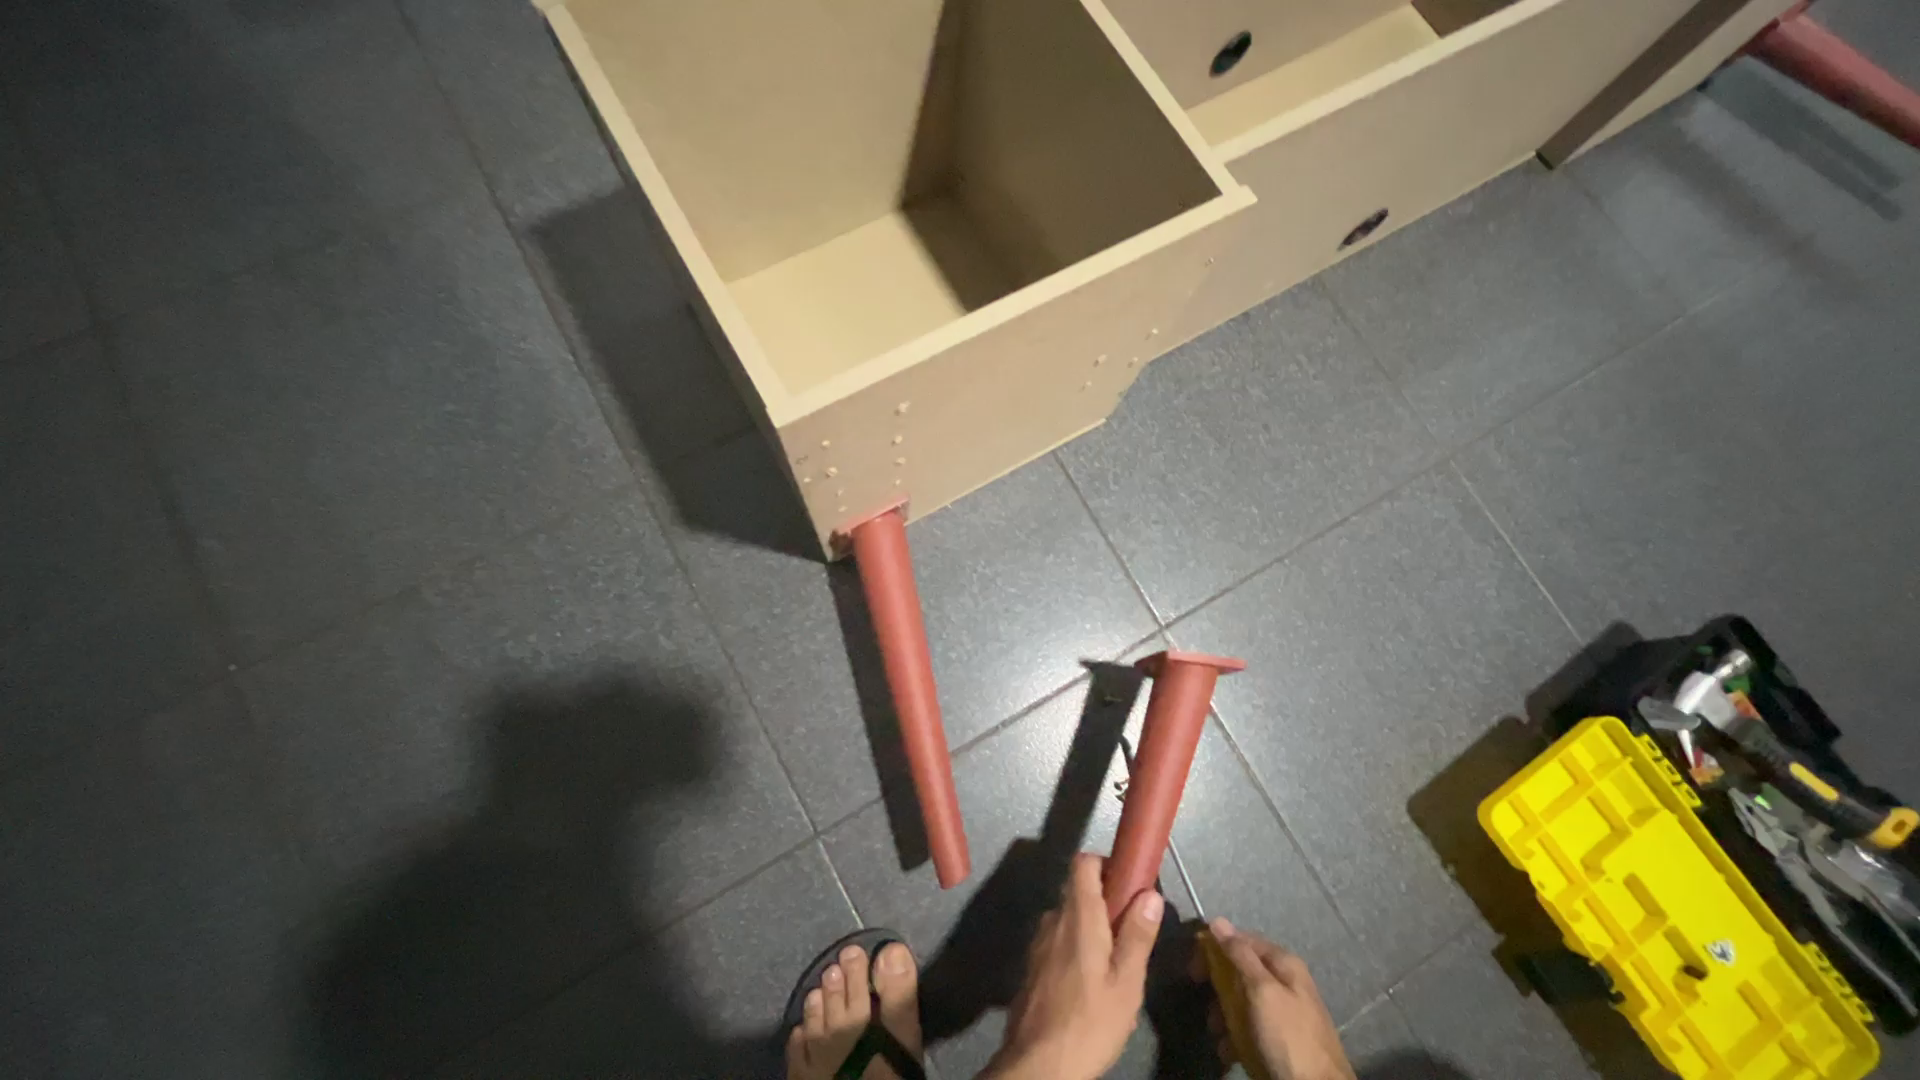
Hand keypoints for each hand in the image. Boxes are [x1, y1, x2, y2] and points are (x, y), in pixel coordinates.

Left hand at [985, 853, 1164, 1079]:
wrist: (1036, 1065)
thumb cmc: (1089, 1023)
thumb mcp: (1126, 984)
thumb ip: (1138, 936)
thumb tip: (1150, 893)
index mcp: (1078, 917)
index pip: (1084, 863)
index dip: (1107, 864)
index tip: (1130, 884)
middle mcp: (1053, 920)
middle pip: (1079, 892)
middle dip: (1107, 905)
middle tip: (1133, 937)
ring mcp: (1038, 943)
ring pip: (1069, 920)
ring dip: (1092, 931)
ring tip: (1116, 968)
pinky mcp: (1032, 966)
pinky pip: (1058, 942)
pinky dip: (1076, 950)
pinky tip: (1090, 985)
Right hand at [1201, 919, 1354, 1079]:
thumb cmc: (1287, 1037)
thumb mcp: (1261, 991)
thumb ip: (1239, 955)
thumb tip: (1217, 921)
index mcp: (1282, 963)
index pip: (1240, 940)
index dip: (1214, 949)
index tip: (1193, 970)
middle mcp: (1284, 982)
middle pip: (1239, 971)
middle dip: (1218, 989)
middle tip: (1207, 1008)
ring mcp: (1282, 1012)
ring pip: (1241, 1001)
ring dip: (1223, 1016)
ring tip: (1218, 1034)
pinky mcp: (1279, 1039)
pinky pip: (1249, 1028)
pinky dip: (1235, 1037)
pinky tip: (1229, 1050)